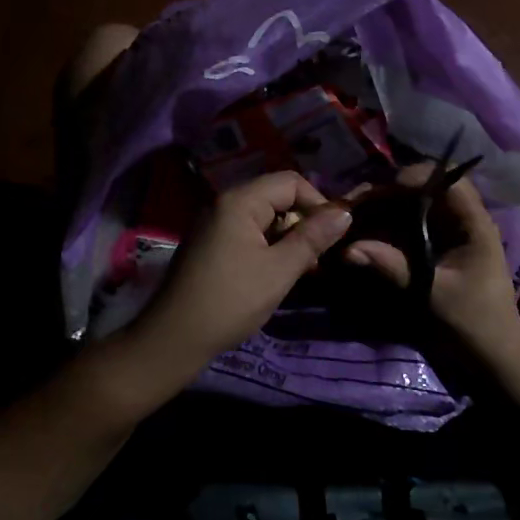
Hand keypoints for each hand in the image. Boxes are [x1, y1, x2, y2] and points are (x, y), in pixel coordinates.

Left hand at [138, 171, 351, 361]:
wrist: (174, 338)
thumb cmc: (231, 301)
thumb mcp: (279, 270)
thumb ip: (313, 238)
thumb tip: (345, 212)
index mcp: (239, 201)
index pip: (291, 181)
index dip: (318, 202)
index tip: (333, 235)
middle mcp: (224, 203)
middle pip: (276, 196)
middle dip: (303, 221)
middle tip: (319, 256)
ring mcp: (214, 224)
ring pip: (264, 217)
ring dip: (288, 237)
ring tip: (304, 268)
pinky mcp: (211, 244)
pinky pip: (248, 232)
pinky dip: (269, 246)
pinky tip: (279, 273)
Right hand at [344, 165, 519, 364]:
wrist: (491, 357)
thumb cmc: (474, 323)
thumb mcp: (432, 294)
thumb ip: (393, 267)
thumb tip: (348, 250)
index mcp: (473, 223)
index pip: (447, 179)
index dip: (415, 177)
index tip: (382, 190)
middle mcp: (458, 221)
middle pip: (422, 190)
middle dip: (386, 193)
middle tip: (353, 204)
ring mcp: (444, 234)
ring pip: (409, 207)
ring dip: (380, 209)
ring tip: (350, 216)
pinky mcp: (431, 250)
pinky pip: (404, 227)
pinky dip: (382, 227)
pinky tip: (359, 233)